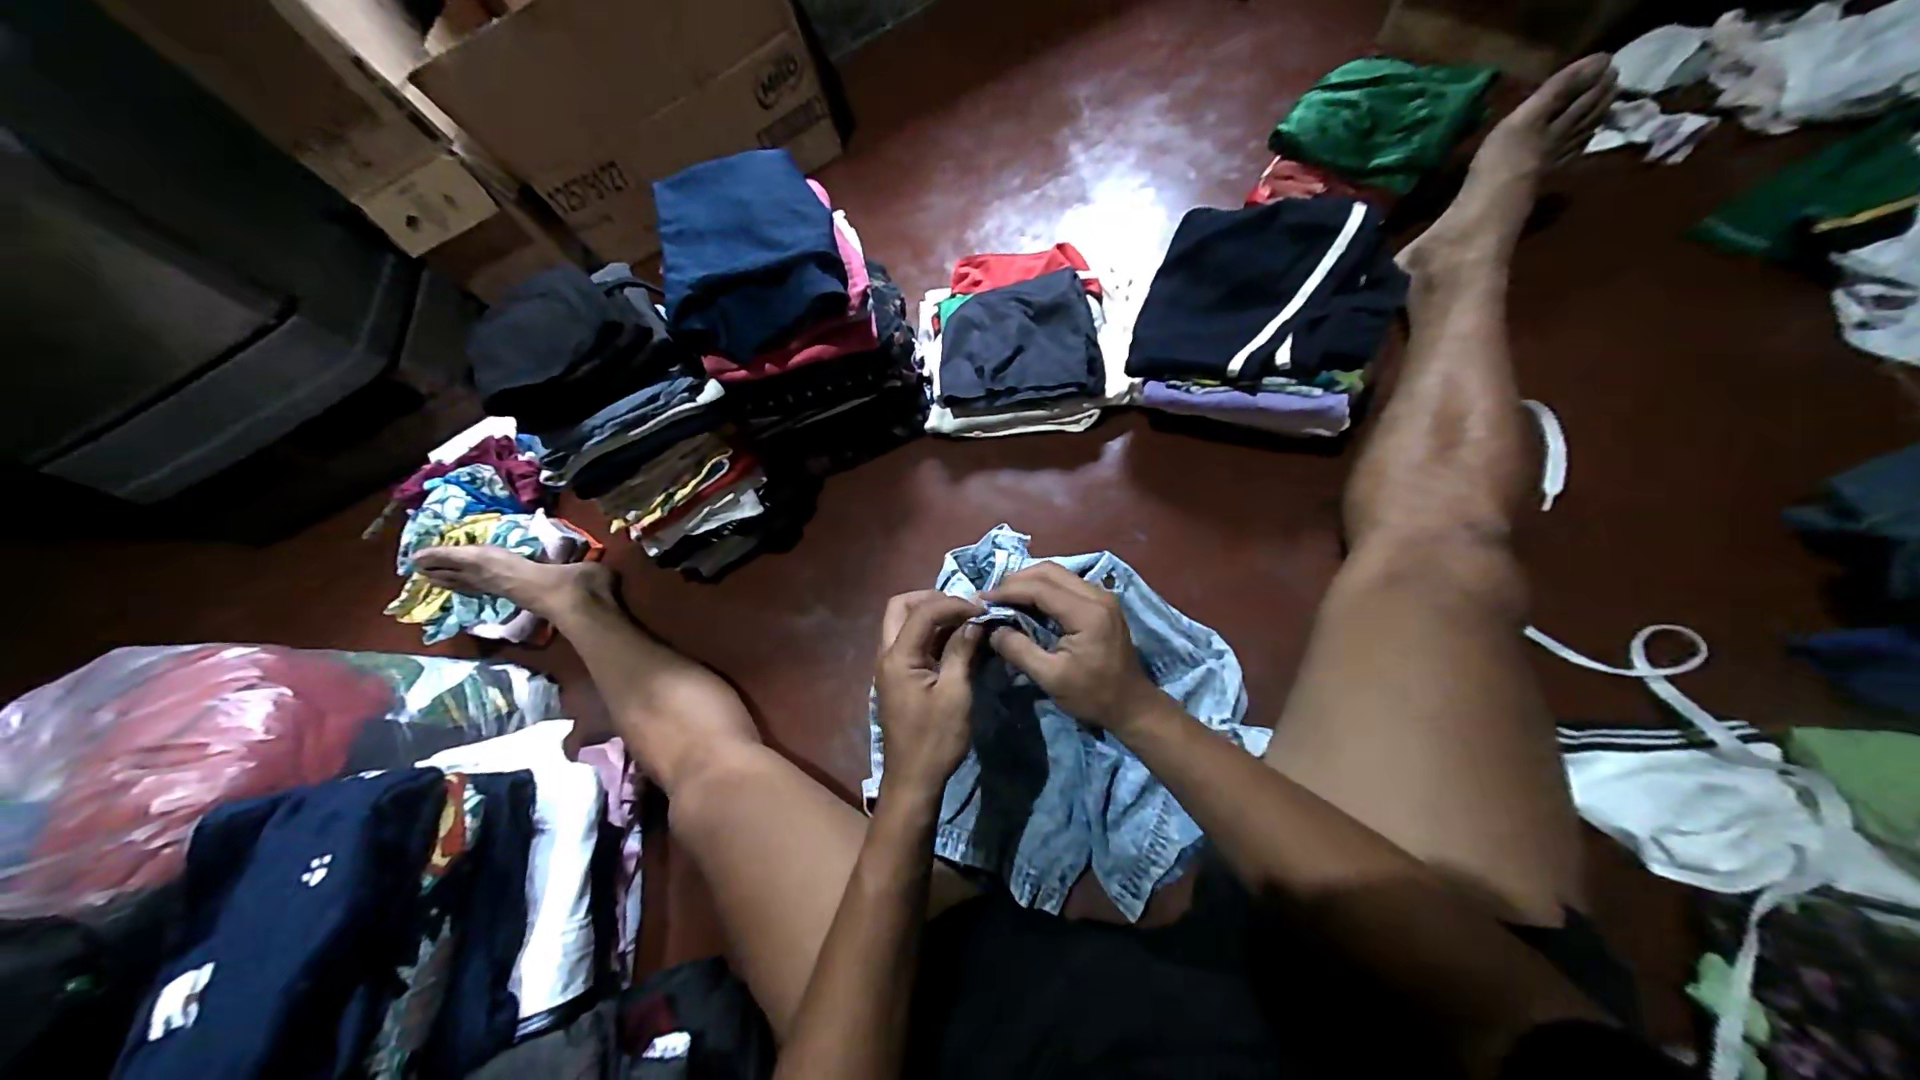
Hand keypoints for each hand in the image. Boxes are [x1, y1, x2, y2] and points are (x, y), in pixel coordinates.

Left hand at [874, 591, 985, 797]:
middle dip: (931, 599)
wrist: (914, 779)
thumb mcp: (956, 693)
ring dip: (931, 615)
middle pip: (900, 607)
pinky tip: (956, 640)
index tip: (981, 609)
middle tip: (963, 606)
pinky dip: (930, 632)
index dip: (953, 603)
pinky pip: (909, 641)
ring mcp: (890, 666)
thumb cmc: (936, 738)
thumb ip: (962, 651)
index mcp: (898, 656)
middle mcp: (887, 654)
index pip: (923, 612)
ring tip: (964, 620)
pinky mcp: (898, 677)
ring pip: (902, 623)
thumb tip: (974, 621)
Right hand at [981, 563, 1163, 732]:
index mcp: (1088, 612)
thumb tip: (993, 630)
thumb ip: (1019, 650)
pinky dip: (1043, 587)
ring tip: (1004, 596)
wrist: (1132, 705)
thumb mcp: (1050, 678)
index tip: (982, 599)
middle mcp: (1098, 595)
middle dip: (1017, 580)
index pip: (1040, 588)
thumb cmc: (1093, 695)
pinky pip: (1067, 583)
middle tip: (992, 595)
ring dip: (1029, 581)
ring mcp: (1102, 596)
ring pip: (1058, 573)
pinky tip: (1027, 601)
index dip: (1008, 590)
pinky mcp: (1101, 603)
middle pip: (1050, 571)